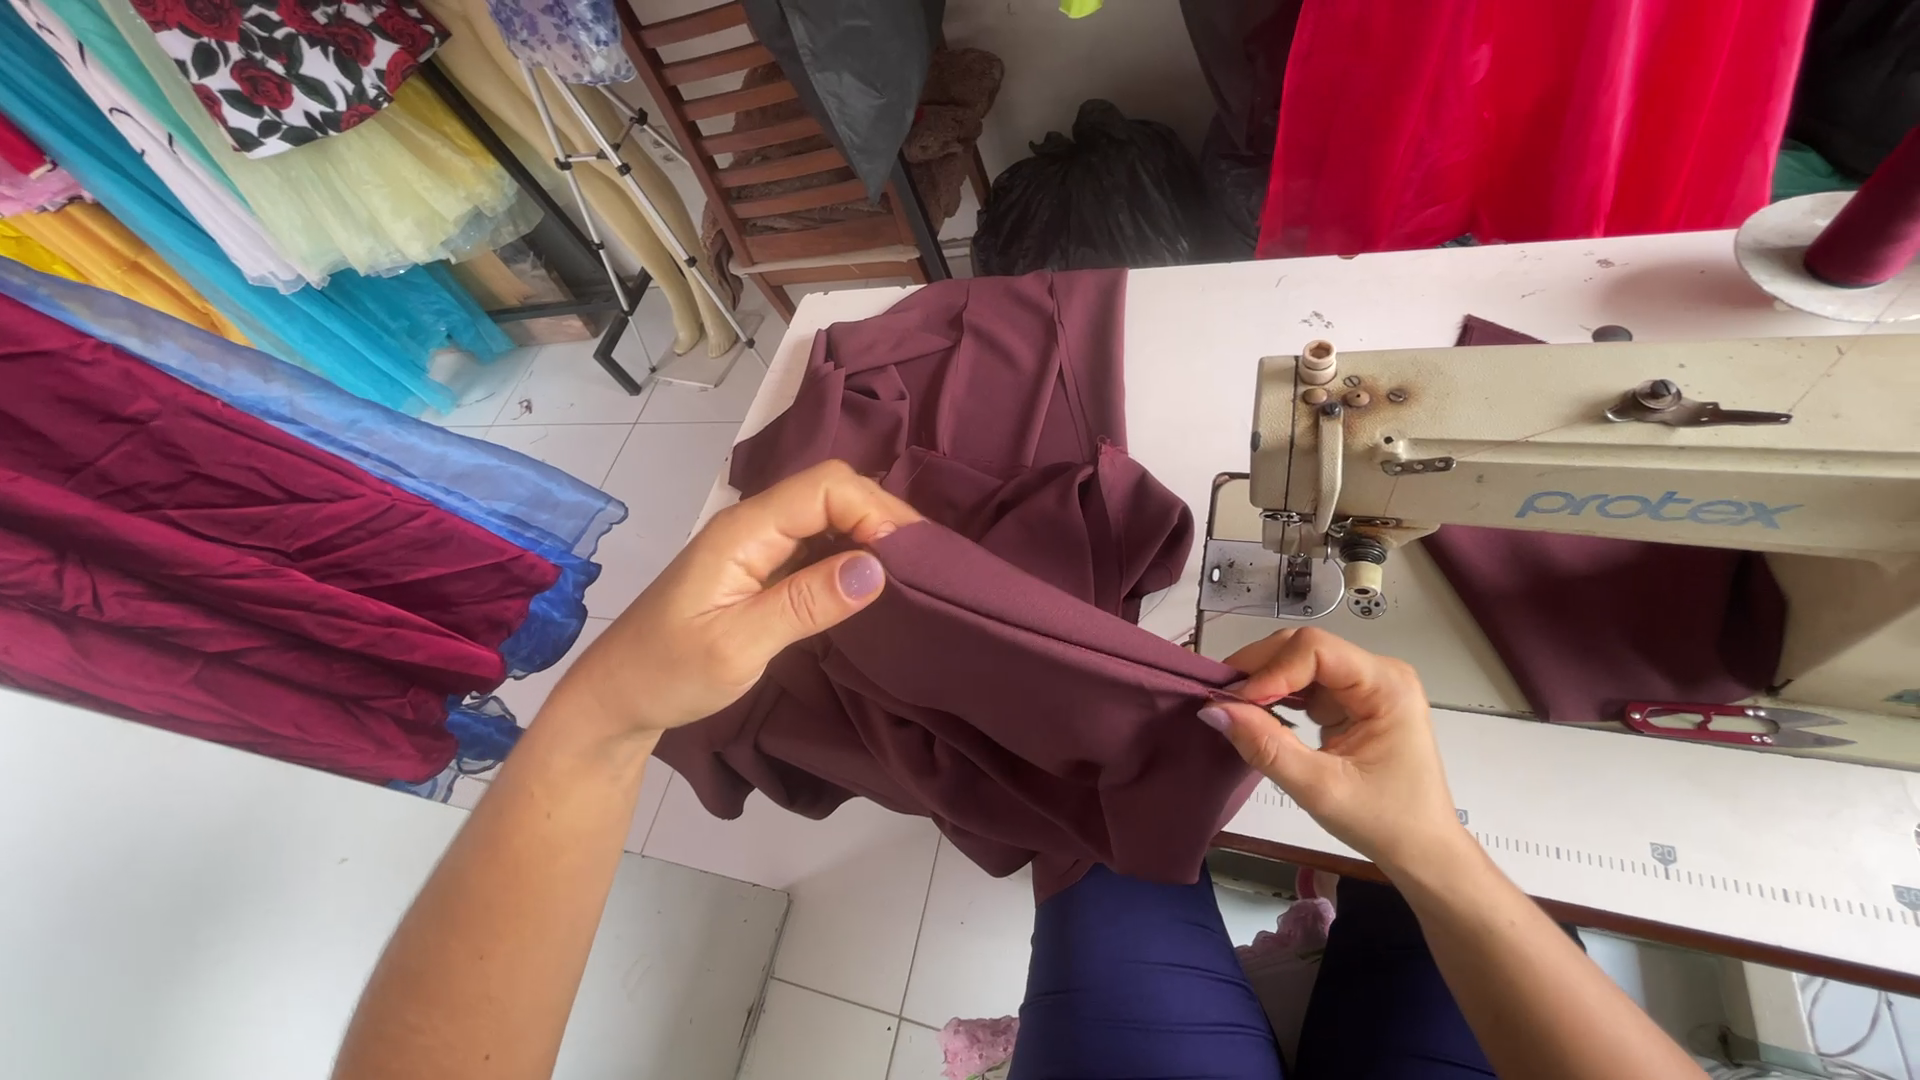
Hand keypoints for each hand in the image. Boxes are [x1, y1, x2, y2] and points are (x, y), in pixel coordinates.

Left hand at [545, 460, 920, 743]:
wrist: (617, 697)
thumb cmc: (668, 673)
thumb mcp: (737, 646)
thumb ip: (806, 603)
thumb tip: (877, 568)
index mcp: (744, 530)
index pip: (826, 488)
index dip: (875, 512)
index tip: (910, 561)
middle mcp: (755, 525)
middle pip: (833, 492)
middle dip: (882, 519)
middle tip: (924, 567)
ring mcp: (760, 547)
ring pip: (830, 517)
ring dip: (872, 538)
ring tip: (912, 575)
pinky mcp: (765, 569)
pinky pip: (820, 545)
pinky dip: (854, 557)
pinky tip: (875, 584)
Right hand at [1198, 627, 1466, 872]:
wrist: (1420, 851)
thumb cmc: (1384, 821)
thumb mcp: (1319, 788)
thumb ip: (1266, 746)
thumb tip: (1213, 710)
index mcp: (1386, 686)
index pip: (1314, 649)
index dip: (1270, 670)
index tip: (1236, 703)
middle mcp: (1377, 674)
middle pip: (1303, 647)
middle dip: (1258, 669)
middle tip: (1219, 698)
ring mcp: (1362, 685)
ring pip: (1295, 661)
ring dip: (1261, 681)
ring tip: (1230, 706)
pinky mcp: (1347, 700)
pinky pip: (1300, 683)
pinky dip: (1272, 695)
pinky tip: (1253, 713)